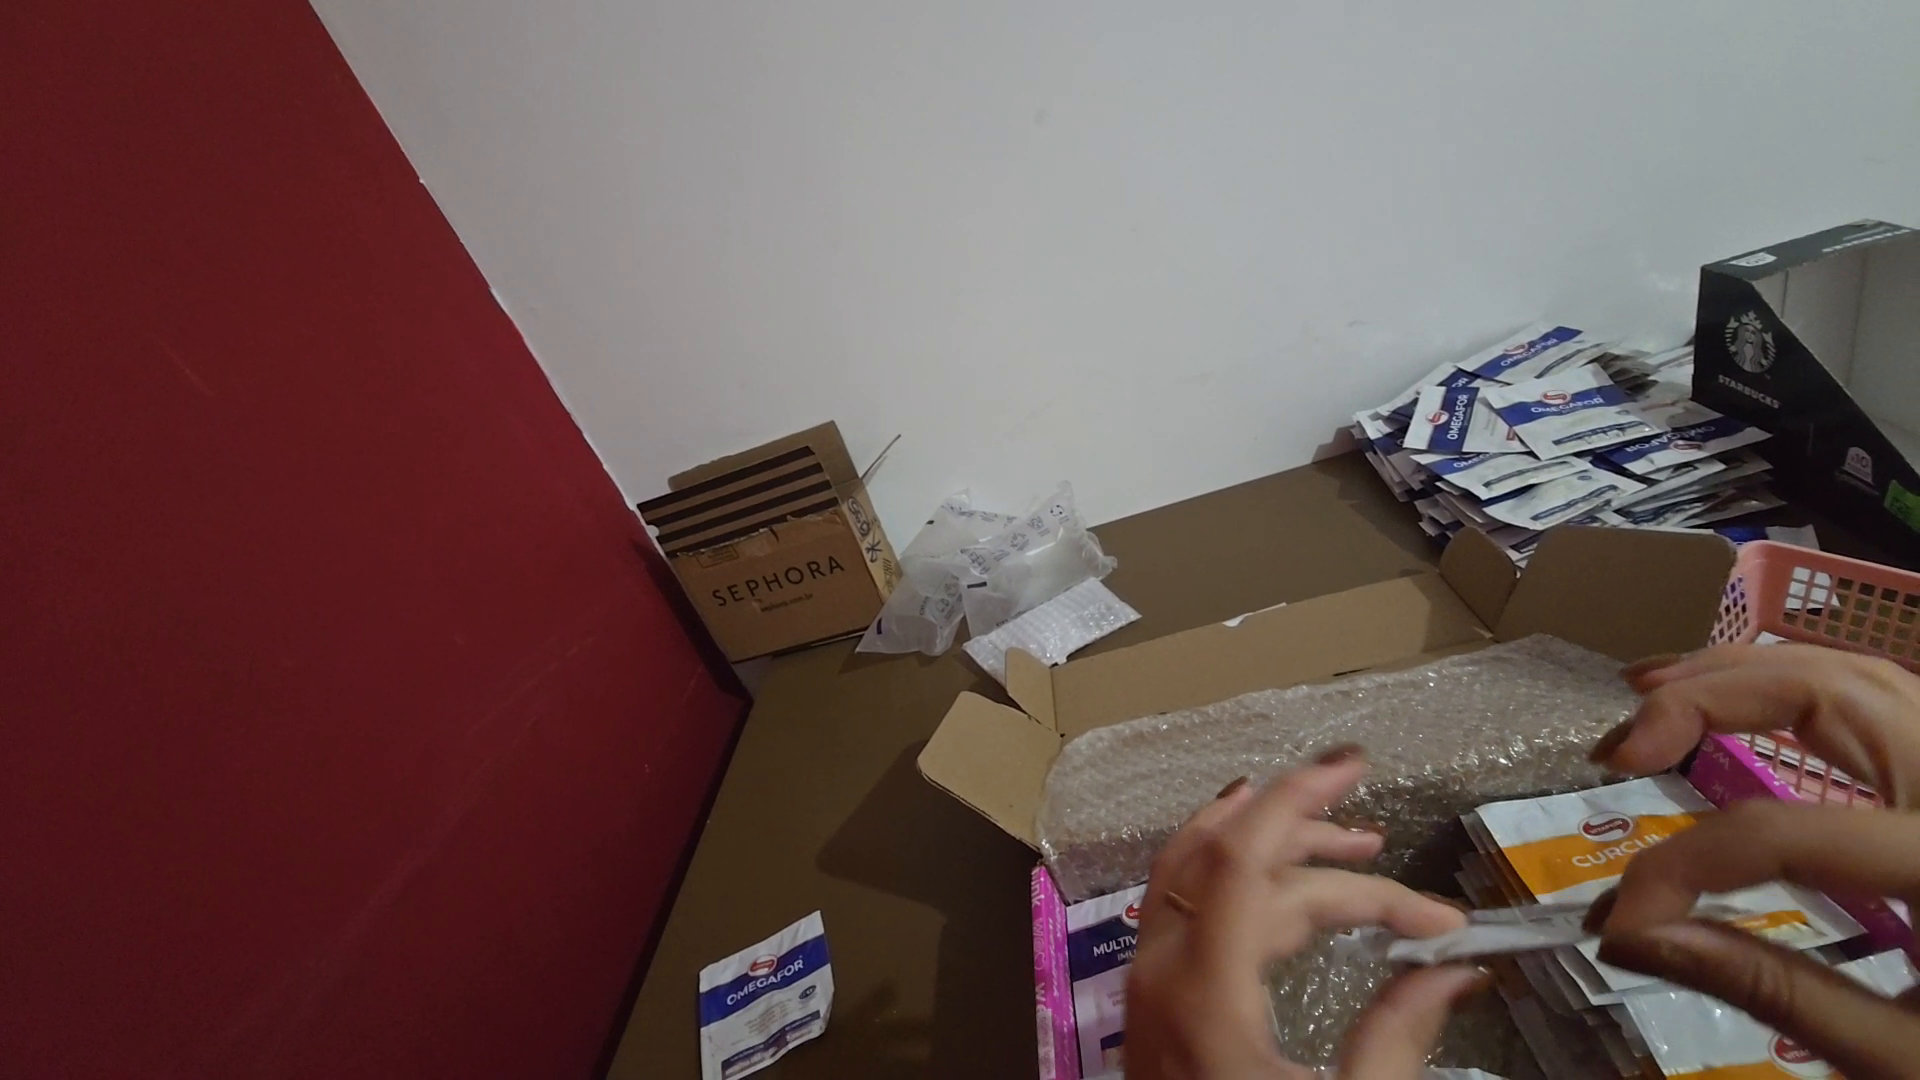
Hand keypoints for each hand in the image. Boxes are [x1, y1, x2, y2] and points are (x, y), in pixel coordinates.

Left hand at [1124, 747, 1484, 1079]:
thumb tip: (1455, 972)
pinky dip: (1235, 877)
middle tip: (1397, 858)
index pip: (1238, 856)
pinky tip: (1273, 870)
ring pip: (1210, 879)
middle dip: (1317, 848)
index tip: (1352, 767)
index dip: (1295, 800)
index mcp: (1202, 993)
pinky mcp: (1155, 992)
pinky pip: (1191, 904)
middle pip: (1236, 866)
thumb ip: (1399, 1041)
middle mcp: (1161, 966)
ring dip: (1281, 860)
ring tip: (1359, 854)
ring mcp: (1149, 975)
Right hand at [1587, 644, 1919, 1078]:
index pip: (1782, 834)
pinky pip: (1874, 696)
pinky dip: (1781, 681)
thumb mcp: (1915, 1062)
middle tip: (1618, 750)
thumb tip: (1627, 939)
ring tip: (1644, 692)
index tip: (1622, 920)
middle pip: (1827, 691)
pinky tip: (1721, 696)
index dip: (1678, 868)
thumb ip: (1774, 988)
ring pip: (1848, 674)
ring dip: (1731, 673)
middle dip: (1698, 701)